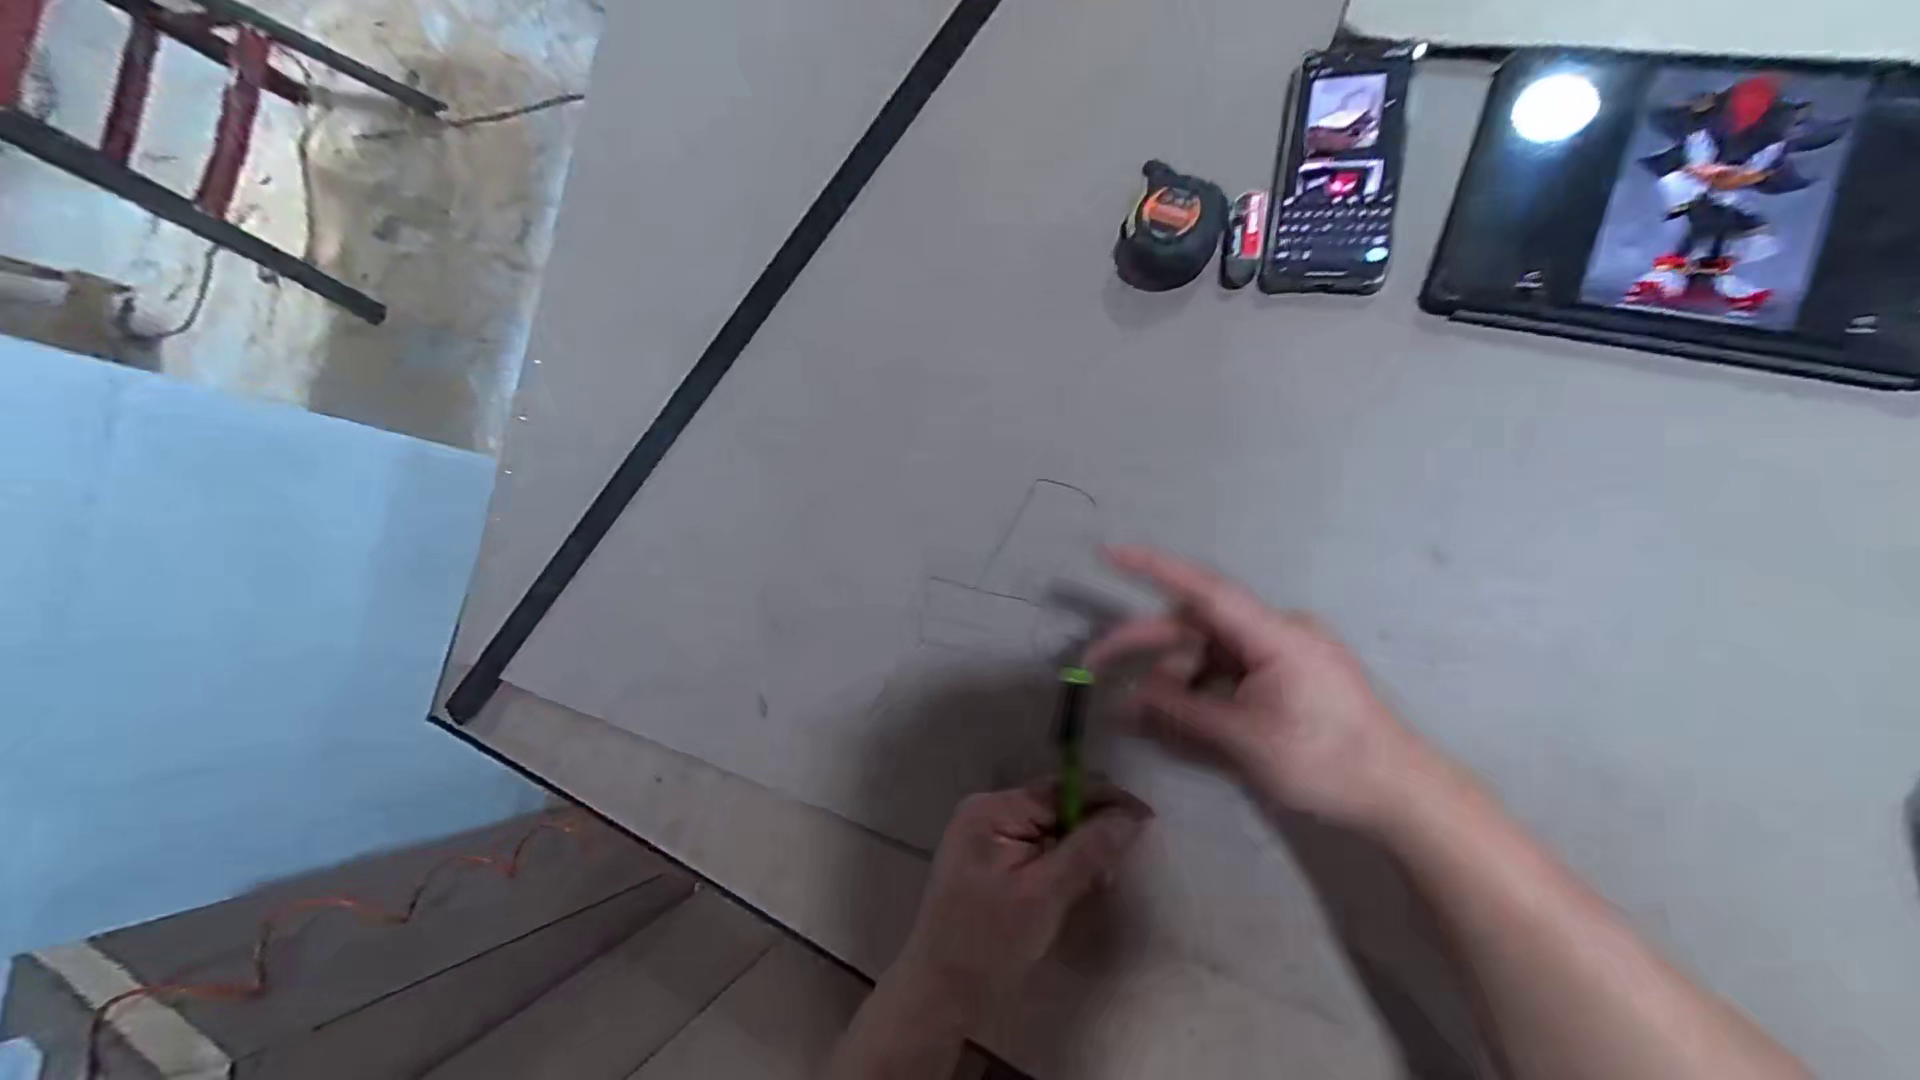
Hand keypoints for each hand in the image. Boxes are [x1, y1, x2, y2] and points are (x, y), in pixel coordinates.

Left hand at [889, 782, 1151, 1021]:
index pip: (1058, 790)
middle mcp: (986, 812)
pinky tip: (1074, 890)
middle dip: (1091, 832)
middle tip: (1123, 864)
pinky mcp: (990, 862)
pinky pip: (1036, 850)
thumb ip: (1087, 851)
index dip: (1104, 800)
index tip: (1147, 817)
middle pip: (1054, 808)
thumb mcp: (1044, 895)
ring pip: (1048, 831)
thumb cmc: (988, 942)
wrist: (939, 995)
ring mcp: (985, 837)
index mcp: (991, 809)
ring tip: (1098, 884)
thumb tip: (1130, 818)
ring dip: (1078, 853)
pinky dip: (1060, 867)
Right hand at [1087, 544, 1437, 830]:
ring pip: (1208, 653)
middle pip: (1195, 628)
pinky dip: (1200, 689)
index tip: (1110, 552)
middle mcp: (1276, 631)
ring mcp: (1282, 651)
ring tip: (1148, 717)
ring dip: (1174, 680)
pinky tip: (1182, 717)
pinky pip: (1228, 670)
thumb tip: (1128, 698)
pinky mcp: (1285, 672)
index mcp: (1274, 635)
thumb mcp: (1245, 740)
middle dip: (1145, 648)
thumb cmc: (1328, 763)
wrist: (1404, 794)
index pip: (1204, 590)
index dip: (1153, 567)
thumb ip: (1182, 712)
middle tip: (1094, 665)